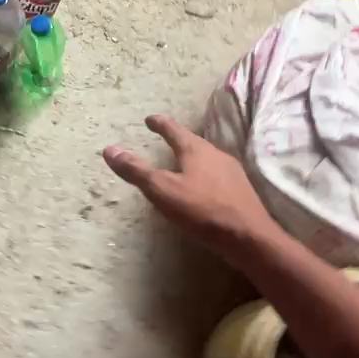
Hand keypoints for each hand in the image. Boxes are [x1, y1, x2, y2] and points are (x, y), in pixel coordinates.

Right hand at [102, 115, 283, 255]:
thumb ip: (135, 170)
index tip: (149, 119)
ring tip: (180, 162)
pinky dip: (203, 175)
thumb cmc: (202, 209)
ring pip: (207, 159)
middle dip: (178, 140)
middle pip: (193, 142)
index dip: (160, 124)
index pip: (174, 130)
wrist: (249, 239)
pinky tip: (200, 186)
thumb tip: (109, 149)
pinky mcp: (241, 192)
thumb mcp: (161, 189)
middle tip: (164, 138)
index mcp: (196, 150)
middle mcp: (217, 155)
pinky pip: (216, 175)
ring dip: (192, 158)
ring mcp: (232, 174)